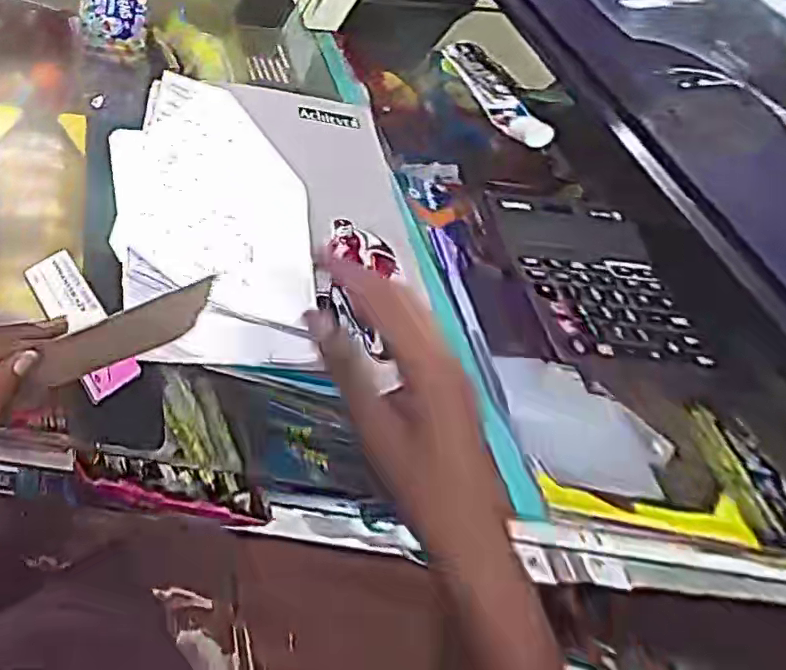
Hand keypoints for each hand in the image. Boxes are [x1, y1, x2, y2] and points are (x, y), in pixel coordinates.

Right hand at [307, 255, 510, 560]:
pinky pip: (421, 330)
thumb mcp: (371, 422)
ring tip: (346, 276)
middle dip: (364, 272)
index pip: (383, 301)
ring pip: (416, 311)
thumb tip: (316, 319)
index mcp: (427, 365)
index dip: (349, 274)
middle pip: (405, 299)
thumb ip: (343, 364)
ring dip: (380, 288)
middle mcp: (447, 360)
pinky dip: (393, 311)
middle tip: (328, 257)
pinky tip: (377, 315)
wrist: (469, 530)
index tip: (320, 255)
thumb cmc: (420, 482)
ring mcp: (454, 372)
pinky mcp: (452, 384)